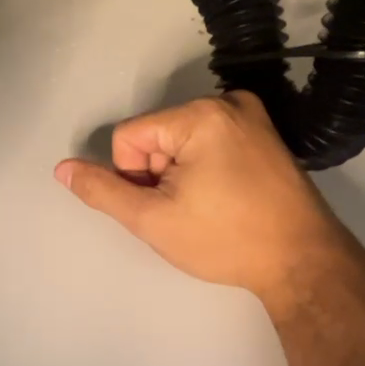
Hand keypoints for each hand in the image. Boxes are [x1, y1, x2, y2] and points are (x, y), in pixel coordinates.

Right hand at [54, 93, 360, 313]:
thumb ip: (101, 191)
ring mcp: (250, 117)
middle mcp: (227, 103)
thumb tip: (62, 169)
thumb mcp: (151, 219)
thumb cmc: (225, 239)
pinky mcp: (262, 135)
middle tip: (190, 210)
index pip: (128, 139)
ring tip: (209, 208)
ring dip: (179, 176)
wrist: (302, 262)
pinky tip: (224, 198)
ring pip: (177, 144)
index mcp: (200, 115)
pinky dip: (202, 171)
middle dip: (158, 175)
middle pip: (154, 138)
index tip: (167, 205)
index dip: (135, 177)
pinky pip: (206, 145)